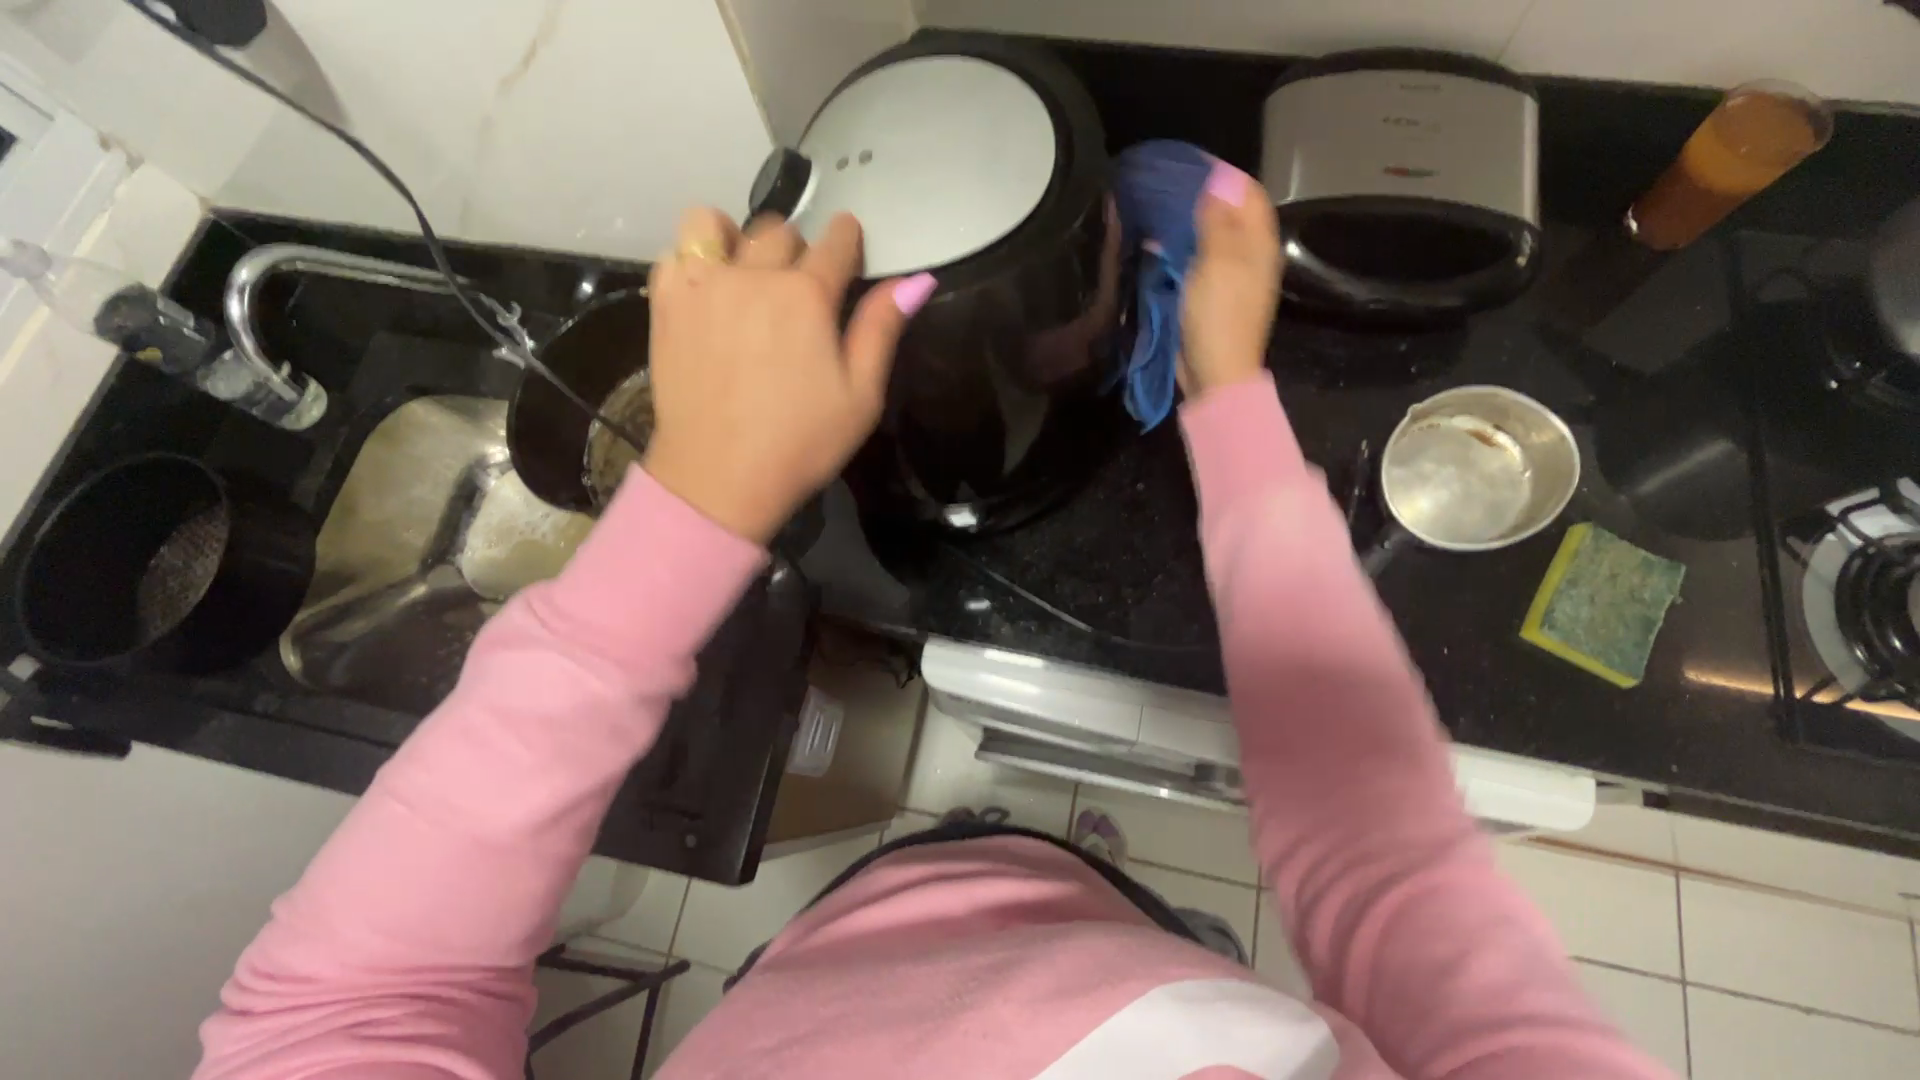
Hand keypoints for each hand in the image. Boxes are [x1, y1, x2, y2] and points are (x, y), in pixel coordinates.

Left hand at [642, 208, 935, 543]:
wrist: (719, 477)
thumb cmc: (801, 443)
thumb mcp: (860, 396)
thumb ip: (881, 330)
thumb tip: (915, 281)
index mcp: (807, 295)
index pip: (836, 241)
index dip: (848, 241)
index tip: (849, 251)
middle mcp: (753, 275)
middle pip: (780, 232)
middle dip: (797, 250)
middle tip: (800, 289)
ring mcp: (702, 286)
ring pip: (716, 225)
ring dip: (736, 239)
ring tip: (744, 272)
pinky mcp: (666, 305)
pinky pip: (675, 253)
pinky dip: (692, 261)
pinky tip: (707, 292)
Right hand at [1179, 162, 1282, 397]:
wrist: (1214, 374)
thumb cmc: (1218, 317)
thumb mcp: (1217, 263)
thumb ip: (1218, 221)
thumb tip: (1219, 179)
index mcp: (1259, 245)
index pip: (1248, 195)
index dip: (1224, 178)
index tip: (1188, 168)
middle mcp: (1250, 257)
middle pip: (1231, 215)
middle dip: (1204, 199)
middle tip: (1167, 187)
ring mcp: (1231, 279)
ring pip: (1213, 239)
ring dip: (1190, 225)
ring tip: (1159, 210)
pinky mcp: (1212, 298)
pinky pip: (1199, 262)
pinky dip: (1183, 250)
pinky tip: (1161, 246)